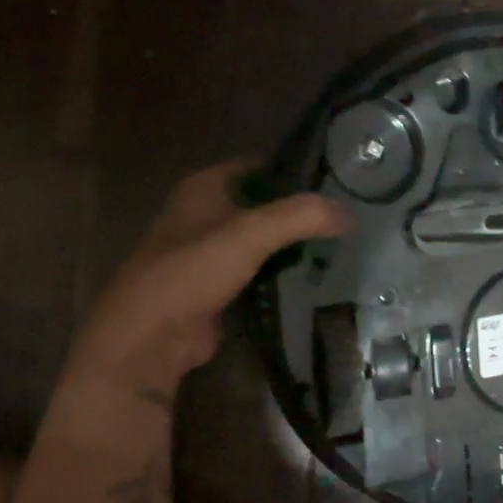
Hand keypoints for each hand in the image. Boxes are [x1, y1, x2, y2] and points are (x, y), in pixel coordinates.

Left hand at [66, 160, 350, 401]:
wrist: (150, 337)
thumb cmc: (192, 271)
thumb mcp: (251, 233)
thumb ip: (302, 217)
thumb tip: (351, 213)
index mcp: (204, 187)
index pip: (259, 165)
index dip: (296, 168)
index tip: (338, 177)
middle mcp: (204, 214)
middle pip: (263, 203)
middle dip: (300, 210)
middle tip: (348, 214)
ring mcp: (209, 254)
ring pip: (262, 240)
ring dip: (294, 244)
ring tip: (341, 244)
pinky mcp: (218, 288)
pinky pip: (259, 272)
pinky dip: (283, 273)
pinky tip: (316, 277)